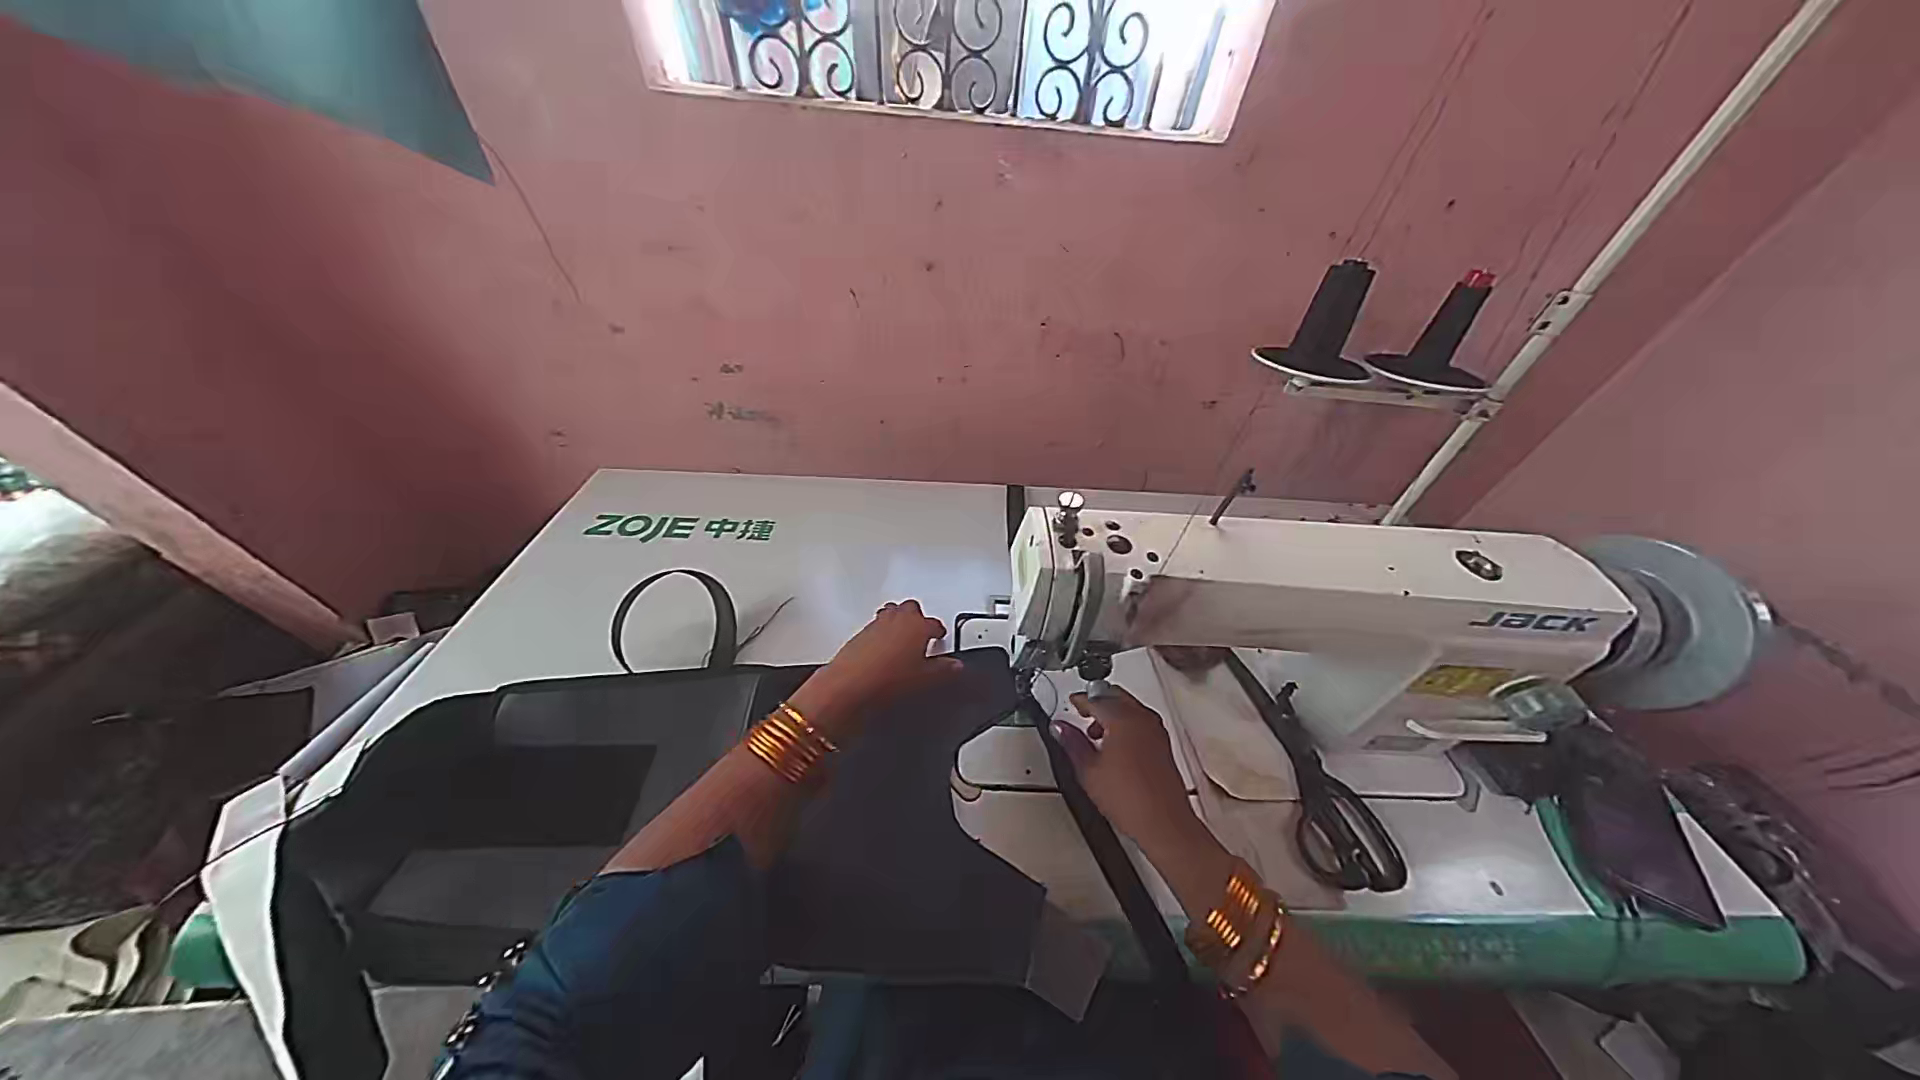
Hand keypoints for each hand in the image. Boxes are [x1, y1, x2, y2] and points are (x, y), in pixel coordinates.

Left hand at [787, 600, 963, 738]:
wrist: (849, 686)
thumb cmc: (885, 679)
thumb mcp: (925, 679)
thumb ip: (943, 669)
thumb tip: (953, 666)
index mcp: (917, 625)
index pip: (934, 623)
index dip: (938, 631)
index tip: (939, 636)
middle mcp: (896, 619)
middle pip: (911, 608)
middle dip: (917, 617)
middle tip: (922, 631)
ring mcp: (876, 625)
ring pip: (891, 613)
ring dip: (898, 621)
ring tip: (902, 638)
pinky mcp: (859, 634)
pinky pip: (876, 626)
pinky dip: (882, 633)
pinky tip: (883, 650)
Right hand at [1050, 687, 1201, 851]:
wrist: (1164, 823)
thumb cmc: (1132, 800)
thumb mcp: (1088, 770)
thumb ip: (1071, 742)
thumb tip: (1060, 728)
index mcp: (1123, 718)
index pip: (1096, 698)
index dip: (1079, 699)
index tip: (1073, 701)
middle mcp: (1143, 719)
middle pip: (1116, 695)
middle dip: (1097, 699)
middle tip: (1082, 709)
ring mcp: (1156, 731)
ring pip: (1130, 707)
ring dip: (1112, 711)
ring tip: (1095, 730)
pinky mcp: (1163, 745)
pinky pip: (1141, 722)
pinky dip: (1126, 723)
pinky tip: (1115, 743)